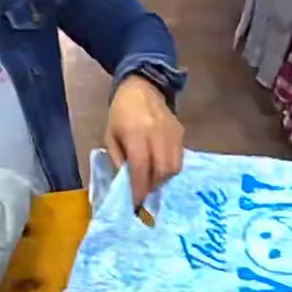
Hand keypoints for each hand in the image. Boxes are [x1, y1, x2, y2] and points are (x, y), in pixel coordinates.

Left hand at [105, 75, 184, 206]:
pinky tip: (159, 171)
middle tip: (143, 195)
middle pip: (161, 171)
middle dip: (152, 188)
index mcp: (136, 134)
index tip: (136, 204)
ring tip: (151, 183)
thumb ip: (118, 160)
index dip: (140, 189)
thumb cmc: (120, 114)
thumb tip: (126, 184)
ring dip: (162, 181)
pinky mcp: (181, 133)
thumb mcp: (110, 137)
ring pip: (173, 168)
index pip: (141, 168)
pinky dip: (169, 170)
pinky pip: (179, 159)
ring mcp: (172, 133)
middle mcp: (157, 134)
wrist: (142, 87)